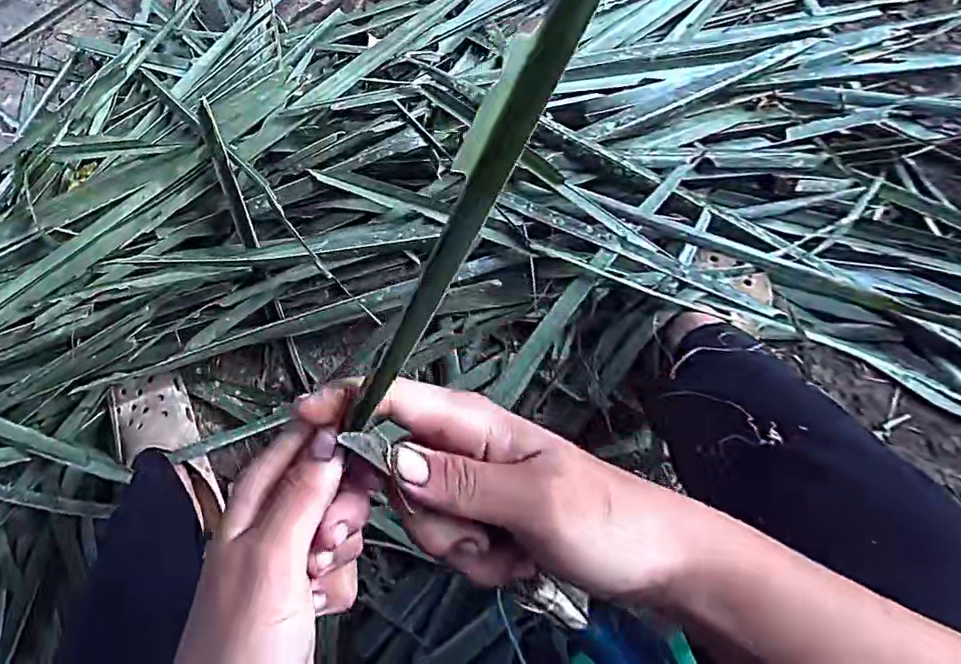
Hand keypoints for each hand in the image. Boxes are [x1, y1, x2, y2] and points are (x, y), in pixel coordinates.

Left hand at [174, 423, 370, 663]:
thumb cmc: (235, 645)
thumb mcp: (271, 557)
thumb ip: (301, 495)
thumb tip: (327, 440)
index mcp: (250, 498)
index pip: (294, 440)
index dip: (327, 436)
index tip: (357, 442)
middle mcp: (269, 520)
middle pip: (325, 484)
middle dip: (338, 510)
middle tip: (327, 538)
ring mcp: (288, 556)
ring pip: (339, 525)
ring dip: (338, 553)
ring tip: (313, 580)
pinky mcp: (304, 588)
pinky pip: (342, 565)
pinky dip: (337, 585)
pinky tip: (316, 605)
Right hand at [296, 379, 701, 602]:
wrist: (657, 563)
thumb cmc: (605, 517)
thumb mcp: (534, 500)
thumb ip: (460, 480)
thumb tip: (391, 459)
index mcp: (468, 419)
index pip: (389, 396)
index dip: (343, 400)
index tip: (303, 415)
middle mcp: (458, 444)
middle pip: (392, 467)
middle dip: (423, 511)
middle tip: (473, 533)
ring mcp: (465, 481)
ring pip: (416, 511)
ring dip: (457, 543)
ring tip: (510, 547)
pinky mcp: (476, 515)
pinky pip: (445, 539)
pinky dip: (475, 560)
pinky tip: (516, 559)